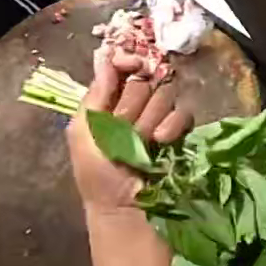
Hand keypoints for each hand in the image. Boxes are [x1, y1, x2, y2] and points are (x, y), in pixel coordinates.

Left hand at [68, 48, 192, 214]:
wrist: (125, 208)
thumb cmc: (98, 176)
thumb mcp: (82, 134)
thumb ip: (94, 96)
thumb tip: (105, 57)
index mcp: (109, 102)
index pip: (124, 66)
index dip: (128, 61)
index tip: (132, 64)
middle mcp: (136, 106)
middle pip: (145, 80)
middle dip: (133, 103)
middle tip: (124, 127)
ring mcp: (161, 119)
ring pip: (165, 95)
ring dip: (150, 117)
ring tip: (141, 141)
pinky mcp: (181, 133)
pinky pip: (183, 114)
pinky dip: (173, 124)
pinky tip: (161, 140)